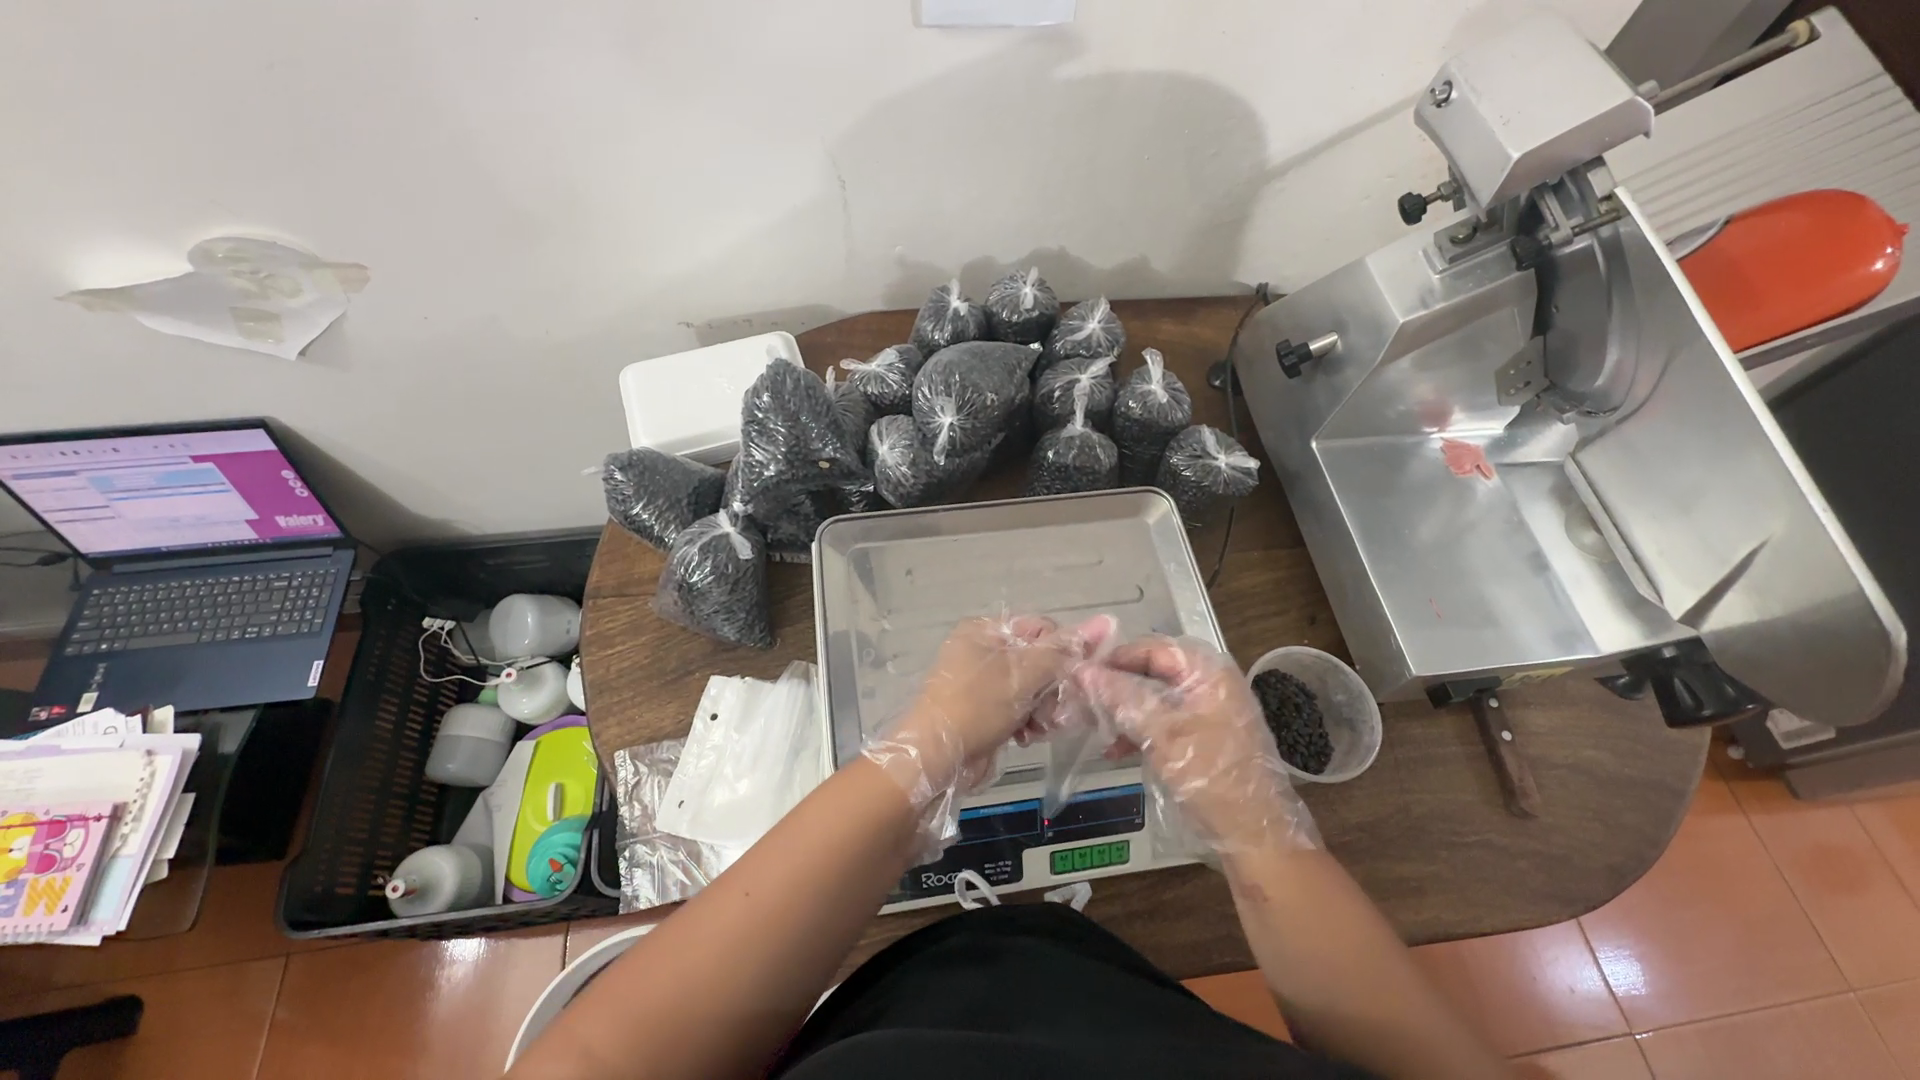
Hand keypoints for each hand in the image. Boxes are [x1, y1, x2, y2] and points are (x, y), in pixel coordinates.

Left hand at [894, 613, 1117, 783]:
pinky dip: (1028, 722)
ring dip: (1044, 709)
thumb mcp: (1024, 674)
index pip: (1042, 628)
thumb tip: (1108, 621)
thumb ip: (1065, 650)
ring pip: (1032, 688)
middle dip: (1053, 688)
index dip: (1063, 652)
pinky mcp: (983, 711)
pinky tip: (1028, 737)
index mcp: (985, 630)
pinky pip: (1019, 709)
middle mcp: (982, 651)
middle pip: (1039, 660)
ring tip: (1041, 728)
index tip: (1075, 678)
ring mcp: (981, 683)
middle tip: (1057, 710)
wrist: (936, 758)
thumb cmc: (977, 706)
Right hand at [1072, 637, 1318, 853]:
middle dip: (1115, 688)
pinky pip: (1163, 721)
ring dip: (1123, 712)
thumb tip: (1080, 670)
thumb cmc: (1211, 775)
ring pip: (1153, 698)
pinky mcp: (1204, 736)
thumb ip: (1120, 697)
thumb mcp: (1161, 733)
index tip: (1079, 677)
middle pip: (1151, 672)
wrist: (1255, 834)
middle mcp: (1210, 682)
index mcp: (1207, 671)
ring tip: (1095, 730)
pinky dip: (1139, 731)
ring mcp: (1208, 710)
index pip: (1150, 648)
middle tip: (1081, 704)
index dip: (1113, 659)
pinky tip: (1116, 750)